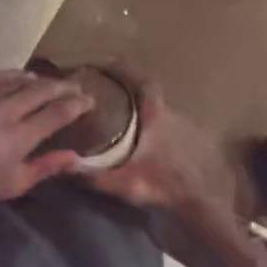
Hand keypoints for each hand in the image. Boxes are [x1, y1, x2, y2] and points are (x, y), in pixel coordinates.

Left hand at [0, 70, 93, 224]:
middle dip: (62, 87)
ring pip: (16, 80)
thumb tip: (76, 157)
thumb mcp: (15, 184)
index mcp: (18, 138)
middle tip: (75, 86)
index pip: (56, 113)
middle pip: (40, 91)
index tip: (89, 100)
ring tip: (50, 81)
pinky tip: (19, 76)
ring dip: (38, 79)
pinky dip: (10, 75)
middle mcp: (1, 113)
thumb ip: (47, 167)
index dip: (76, 104)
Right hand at [80, 79, 233, 215]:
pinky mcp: (187, 141)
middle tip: (102, 92)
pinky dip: (148, 122)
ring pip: (155, 108)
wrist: (201, 201)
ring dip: (137, 107)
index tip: (106, 65)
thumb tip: (66, 167)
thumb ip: (96, 177)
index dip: (126, 69)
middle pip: (147, 93)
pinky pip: (163, 123)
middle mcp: (170, 115)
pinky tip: (135, 137)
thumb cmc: (165, 185)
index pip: (144, 81)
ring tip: (113, 113)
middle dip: (126, 89)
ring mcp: (182, 127)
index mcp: (156, 116)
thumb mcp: (127, 183)